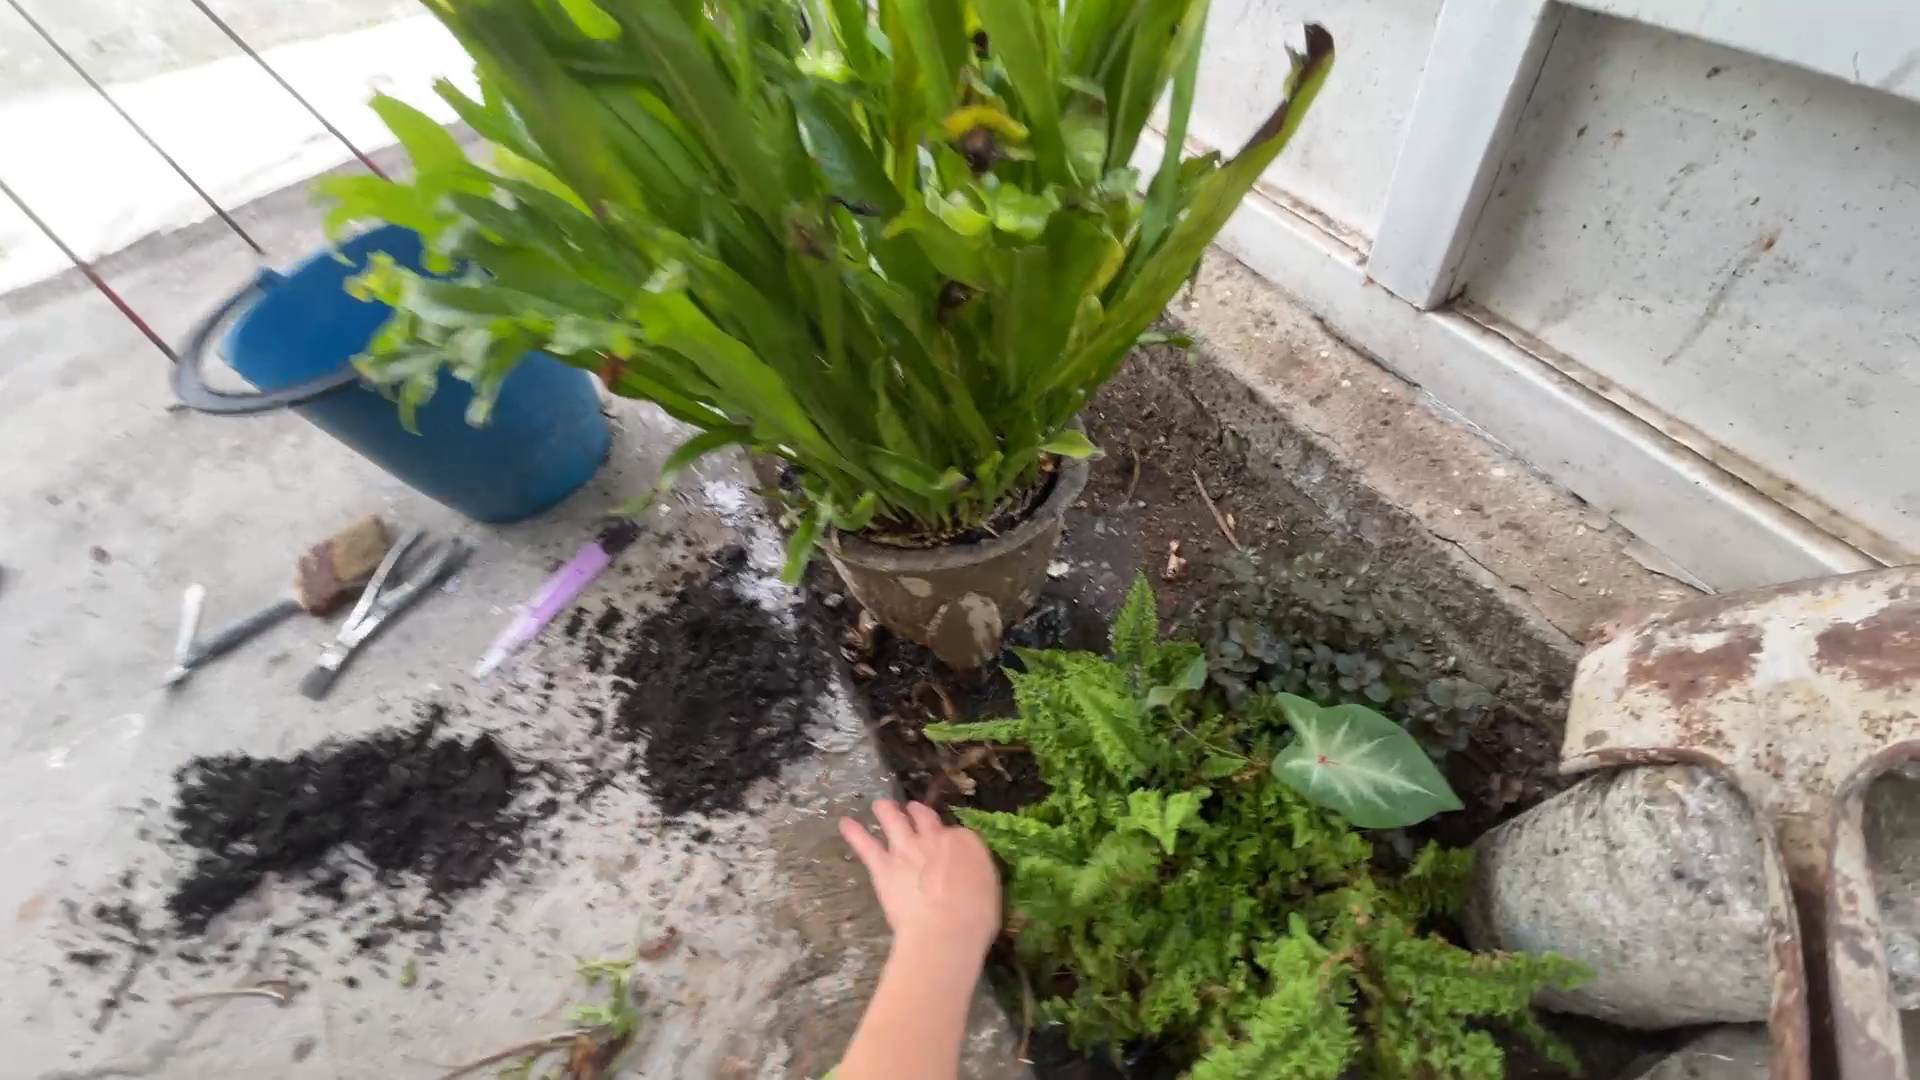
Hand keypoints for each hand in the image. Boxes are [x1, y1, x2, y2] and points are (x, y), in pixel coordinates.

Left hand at [839, 799, 1001, 957]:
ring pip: (893, 819)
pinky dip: (854, 833)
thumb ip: (976, 873)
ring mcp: (906, 848)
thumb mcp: (989, 889)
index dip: (950, 838)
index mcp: (966, 842)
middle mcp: (934, 837)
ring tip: (880, 805)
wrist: (944, 931)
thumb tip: (969, 874)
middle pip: (924, 816)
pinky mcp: (883, 865)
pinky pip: (866, 845)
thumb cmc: (976, 919)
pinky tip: (845, 824)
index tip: (947, 844)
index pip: (957, 833)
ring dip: (886, 810)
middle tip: (912, 809)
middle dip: (917, 812)